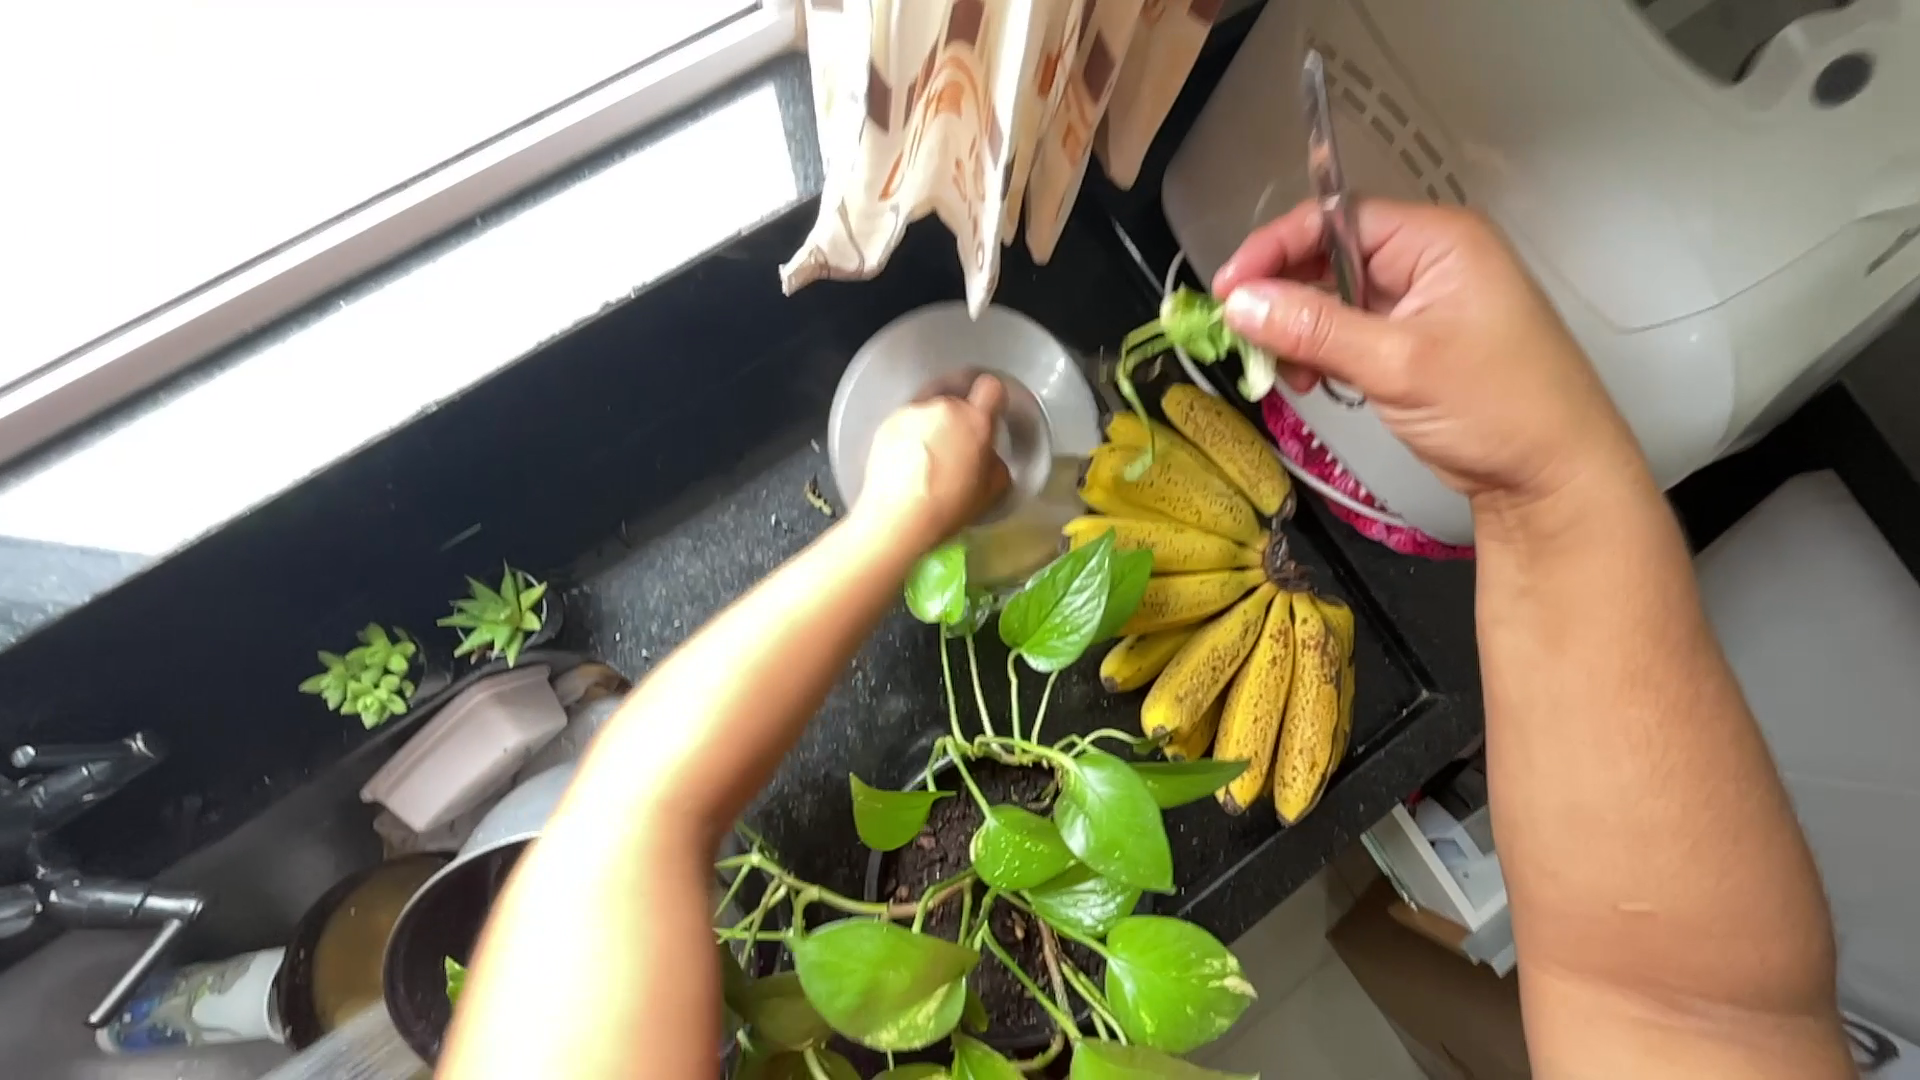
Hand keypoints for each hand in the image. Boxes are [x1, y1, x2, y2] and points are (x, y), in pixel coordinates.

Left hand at [857, 374, 1010, 548]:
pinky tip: (906, 462)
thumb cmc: (949, 507)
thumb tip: (988, 455)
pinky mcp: (887, 422)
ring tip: (927, 457)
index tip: (988, 415)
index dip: (992, 399)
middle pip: (957, 400)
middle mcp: (943, 407)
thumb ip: (996, 462)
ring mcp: (912, 412)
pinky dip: (909, 434)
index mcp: (975, 420)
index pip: (991, 387)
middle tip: (956, 448)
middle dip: (959, 418)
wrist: (896, 518)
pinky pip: (907, 421)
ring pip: (930, 410)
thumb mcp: (992, 491)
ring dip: (933, 425)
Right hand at [1213, 199, 1640, 516]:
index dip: (1275, 248)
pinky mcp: (1402, 343)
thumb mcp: (1397, 363)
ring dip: (1295, 333)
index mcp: (1434, 241)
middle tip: (1244, 338)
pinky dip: (1315, 355)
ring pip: (1326, 301)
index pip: (1334, 220)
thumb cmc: (1494, 406)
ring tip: (1290, 372)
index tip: (1226, 290)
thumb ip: (1314, 329)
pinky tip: (1312, 381)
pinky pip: (1340, 334)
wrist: (1547, 474)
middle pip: (1324, 259)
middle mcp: (1421, 262)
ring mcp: (1411, 305)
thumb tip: (1237, 303)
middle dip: (1282, 298)